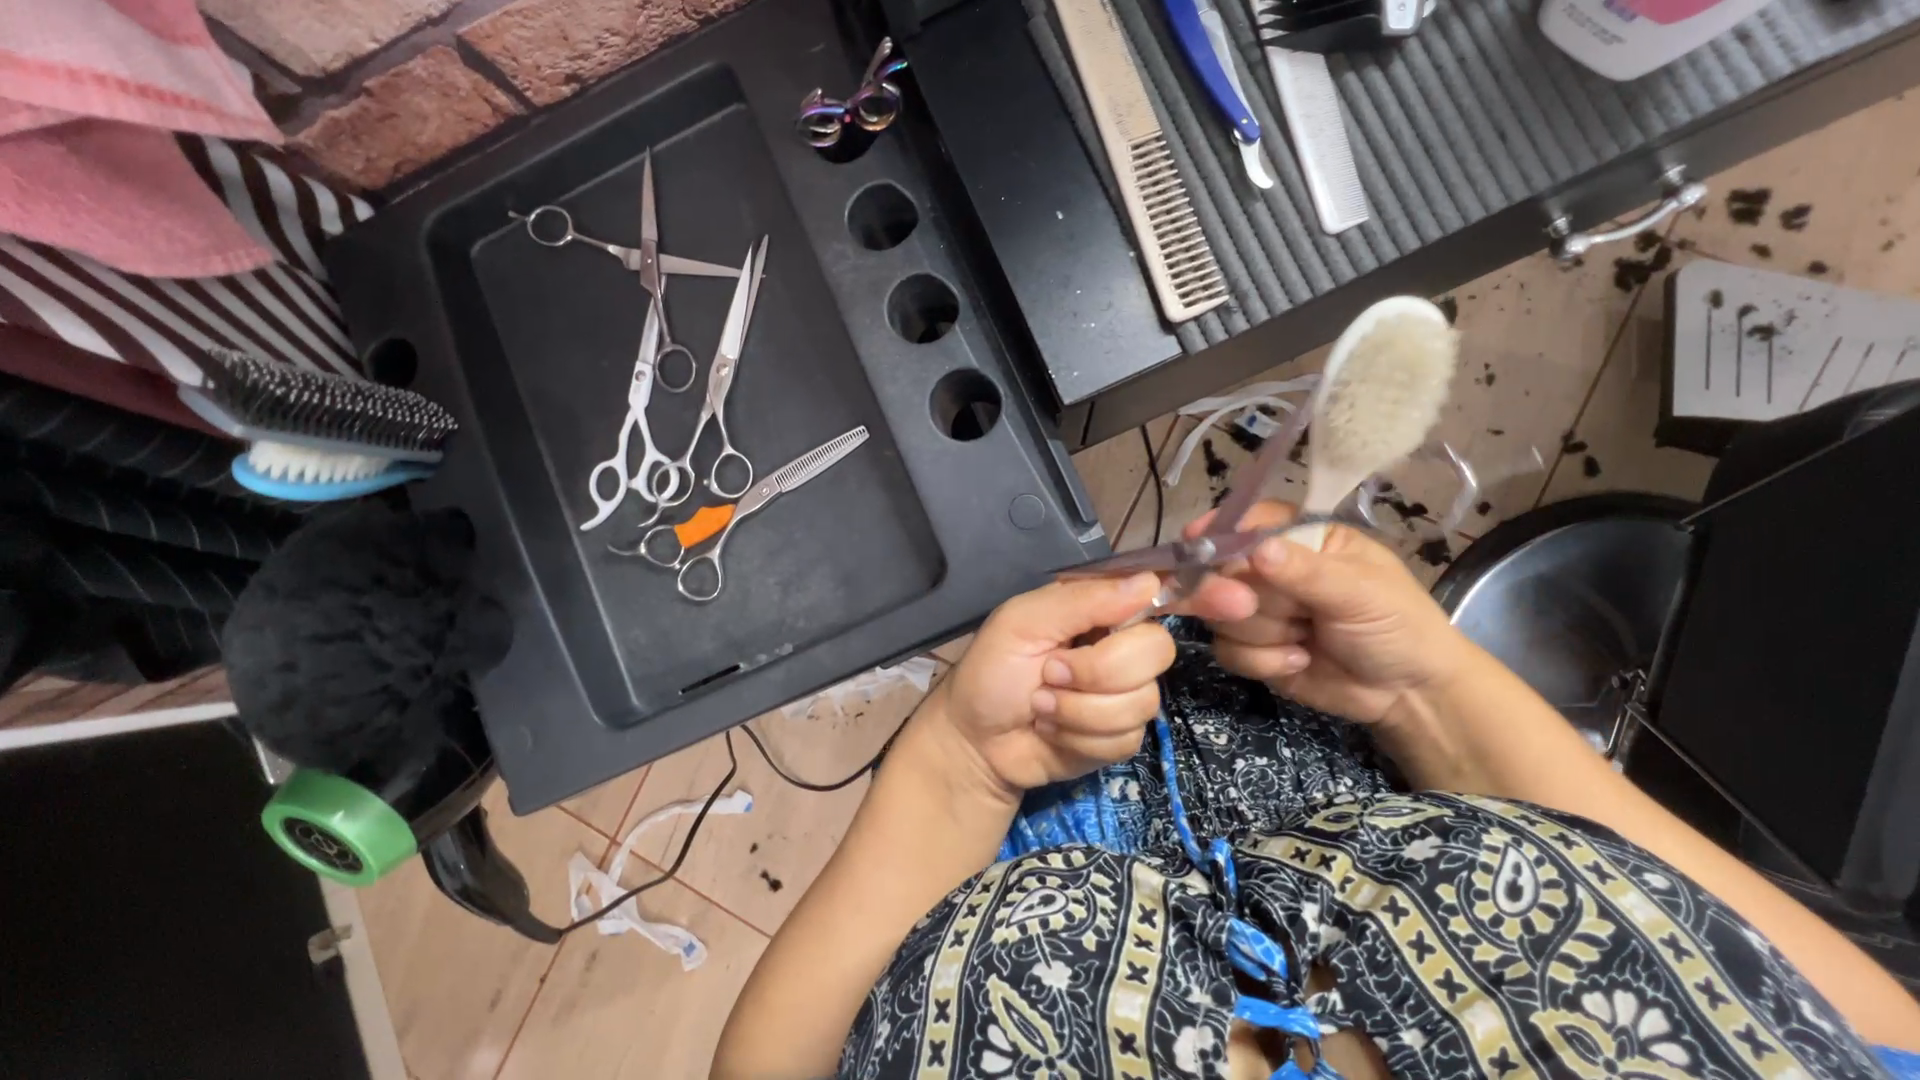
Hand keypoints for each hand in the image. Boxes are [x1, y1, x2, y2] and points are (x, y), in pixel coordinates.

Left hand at [923, 573, 1176, 799]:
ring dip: (1079, 710)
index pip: (1152, 596)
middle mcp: (1119, 647)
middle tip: (1049, 673)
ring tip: (1041, 706)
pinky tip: (1052, 732)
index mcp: (1099, 609)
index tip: (1137, 619)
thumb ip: (1082, 600)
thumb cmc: (991, 671)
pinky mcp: (1121, 738)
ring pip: (1142, 702)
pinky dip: (1079, 738)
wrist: (974, 742)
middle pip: (1156, 650)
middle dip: (1096, 671)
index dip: (1154, 608)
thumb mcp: (1022, 622)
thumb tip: (1150, 582)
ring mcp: (1125, 695)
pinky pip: (1127, 738)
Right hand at [1178, 500, 1467, 722]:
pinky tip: (1300, 661)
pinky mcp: (1253, 649)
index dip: (1220, 531)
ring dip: (1263, 633)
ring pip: (1220, 614)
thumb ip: (1305, 571)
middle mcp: (1273, 570)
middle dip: (1236, 595)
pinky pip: (1227, 650)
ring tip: (1305, 640)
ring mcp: (1260, 611)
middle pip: (1222, 571)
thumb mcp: (1359, 592)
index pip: (1250, 523)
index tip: (1195, 542)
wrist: (1409, 695)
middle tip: (1247, 608)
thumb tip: (1256, 550)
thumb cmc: (1397, 626)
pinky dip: (1262, 661)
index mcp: (1303, 540)